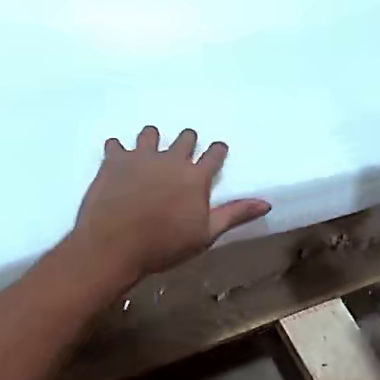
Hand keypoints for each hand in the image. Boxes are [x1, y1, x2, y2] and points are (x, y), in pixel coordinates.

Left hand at [71, 126, 270, 284]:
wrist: (114, 245)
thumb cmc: (163, 246)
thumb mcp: (205, 235)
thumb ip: (234, 214)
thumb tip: (266, 204)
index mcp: (196, 176)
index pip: (214, 154)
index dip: (217, 152)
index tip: (216, 152)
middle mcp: (171, 159)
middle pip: (185, 138)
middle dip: (187, 142)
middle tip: (183, 153)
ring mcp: (140, 156)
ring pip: (150, 134)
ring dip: (152, 140)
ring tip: (148, 153)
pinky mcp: (113, 160)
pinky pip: (116, 144)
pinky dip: (117, 151)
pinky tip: (116, 161)